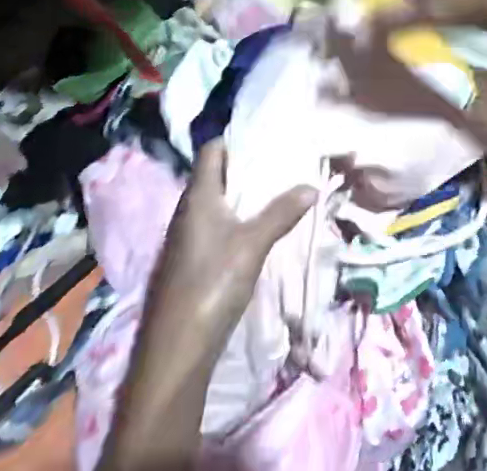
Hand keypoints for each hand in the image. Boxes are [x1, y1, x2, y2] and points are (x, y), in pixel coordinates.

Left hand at [103, 144, 313, 470]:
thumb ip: (280, 213)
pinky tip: (254, 232)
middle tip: (278, 166)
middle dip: (244, 169)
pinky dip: (233, 220)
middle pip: (214, 174)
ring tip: (273, 195)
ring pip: (214, 201)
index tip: (265, 140)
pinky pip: (212, 224)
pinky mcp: (187, 259)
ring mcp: (184, 235)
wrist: (176, 345)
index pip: (212, 150)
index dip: (235, 141)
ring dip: (239, 196)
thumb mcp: (252, 245)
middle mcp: (186, 208)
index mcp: (198, 195)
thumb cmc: (212, 282)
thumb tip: (311, 185)